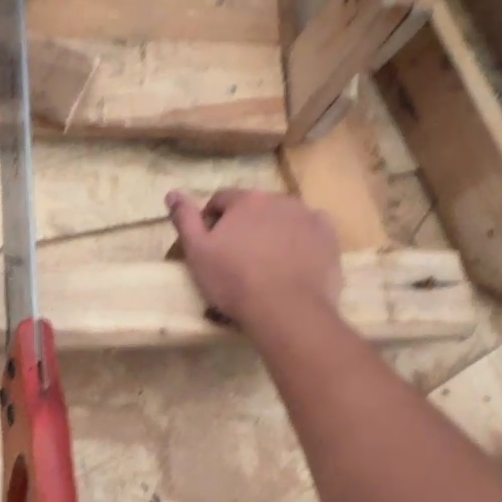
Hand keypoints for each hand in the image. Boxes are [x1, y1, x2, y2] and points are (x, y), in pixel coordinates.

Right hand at [165, 189, 341, 332]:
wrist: (286, 310)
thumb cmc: (234, 281)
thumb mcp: (197, 252)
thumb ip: (184, 219)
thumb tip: (172, 192)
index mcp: (246, 200)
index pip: (221, 200)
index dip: (211, 220)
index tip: (210, 246)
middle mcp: (279, 199)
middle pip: (254, 208)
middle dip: (244, 226)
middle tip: (237, 258)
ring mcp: (308, 216)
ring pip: (282, 218)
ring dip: (272, 232)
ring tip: (266, 264)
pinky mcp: (329, 236)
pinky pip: (310, 231)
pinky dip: (300, 241)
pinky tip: (292, 264)